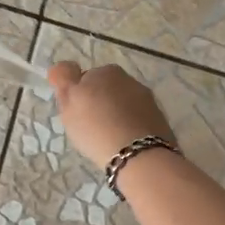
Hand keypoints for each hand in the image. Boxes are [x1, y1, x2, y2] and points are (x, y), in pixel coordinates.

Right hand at [46, 61, 175, 164]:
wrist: (140, 156)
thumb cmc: (96, 126)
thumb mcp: (68, 101)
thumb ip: (62, 79)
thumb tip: (63, 67)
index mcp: (106, 71)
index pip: (85, 78)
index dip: (78, 95)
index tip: (75, 113)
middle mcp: (130, 81)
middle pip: (106, 91)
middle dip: (99, 104)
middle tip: (89, 127)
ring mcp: (149, 102)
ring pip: (124, 106)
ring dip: (116, 117)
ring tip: (109, 139)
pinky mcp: (161, 122)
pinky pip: (138, 122)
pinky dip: (130, 130)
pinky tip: (125, 145)